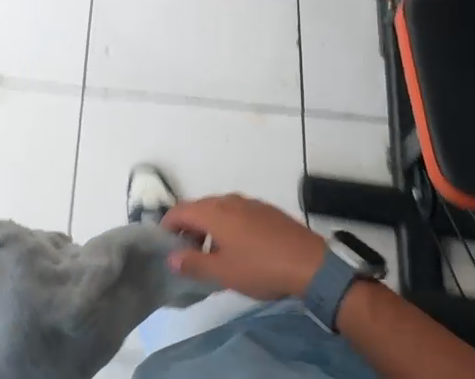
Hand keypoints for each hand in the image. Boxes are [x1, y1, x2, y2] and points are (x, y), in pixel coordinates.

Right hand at [162, 194, 328, 300]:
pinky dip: (229, 227)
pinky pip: (238, 214)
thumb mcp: (223, 272)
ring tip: (213, 255)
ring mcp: (250, 203)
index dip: (167, 226)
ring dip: (210, 229)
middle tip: (187, 254)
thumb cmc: (260, 267)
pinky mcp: (267, 211)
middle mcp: (229, 200)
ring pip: (220, 211)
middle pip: (199, 208)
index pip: (179, 210)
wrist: (310, 263)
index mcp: (213, 211)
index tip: (164, 245)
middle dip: (189, 228)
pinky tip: (239, 249)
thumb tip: (171, 257)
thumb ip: (194, 264)